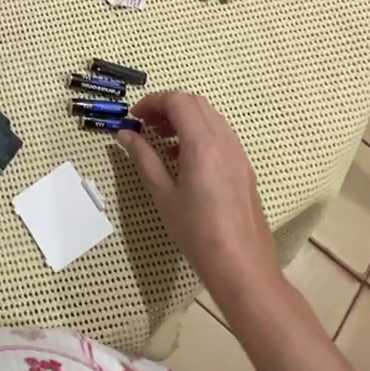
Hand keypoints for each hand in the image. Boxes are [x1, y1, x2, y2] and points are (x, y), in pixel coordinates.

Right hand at [115, 91, 274, 287]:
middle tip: (147, 125)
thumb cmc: (197, 233)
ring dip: (185, 118)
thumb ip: (143, 158)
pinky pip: (221, 134)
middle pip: (195, 103)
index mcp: (202, 145)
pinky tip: (186, 159)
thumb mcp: (163, 194)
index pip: (177, 101)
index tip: (135, 118)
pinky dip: (200, 132)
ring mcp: (239, 155)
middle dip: (168, 106)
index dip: (152, 102)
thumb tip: (124, 134)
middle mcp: (224, 142)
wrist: (243, 269)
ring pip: (211, 116)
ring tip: (164, 141)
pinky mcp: (245, 169)